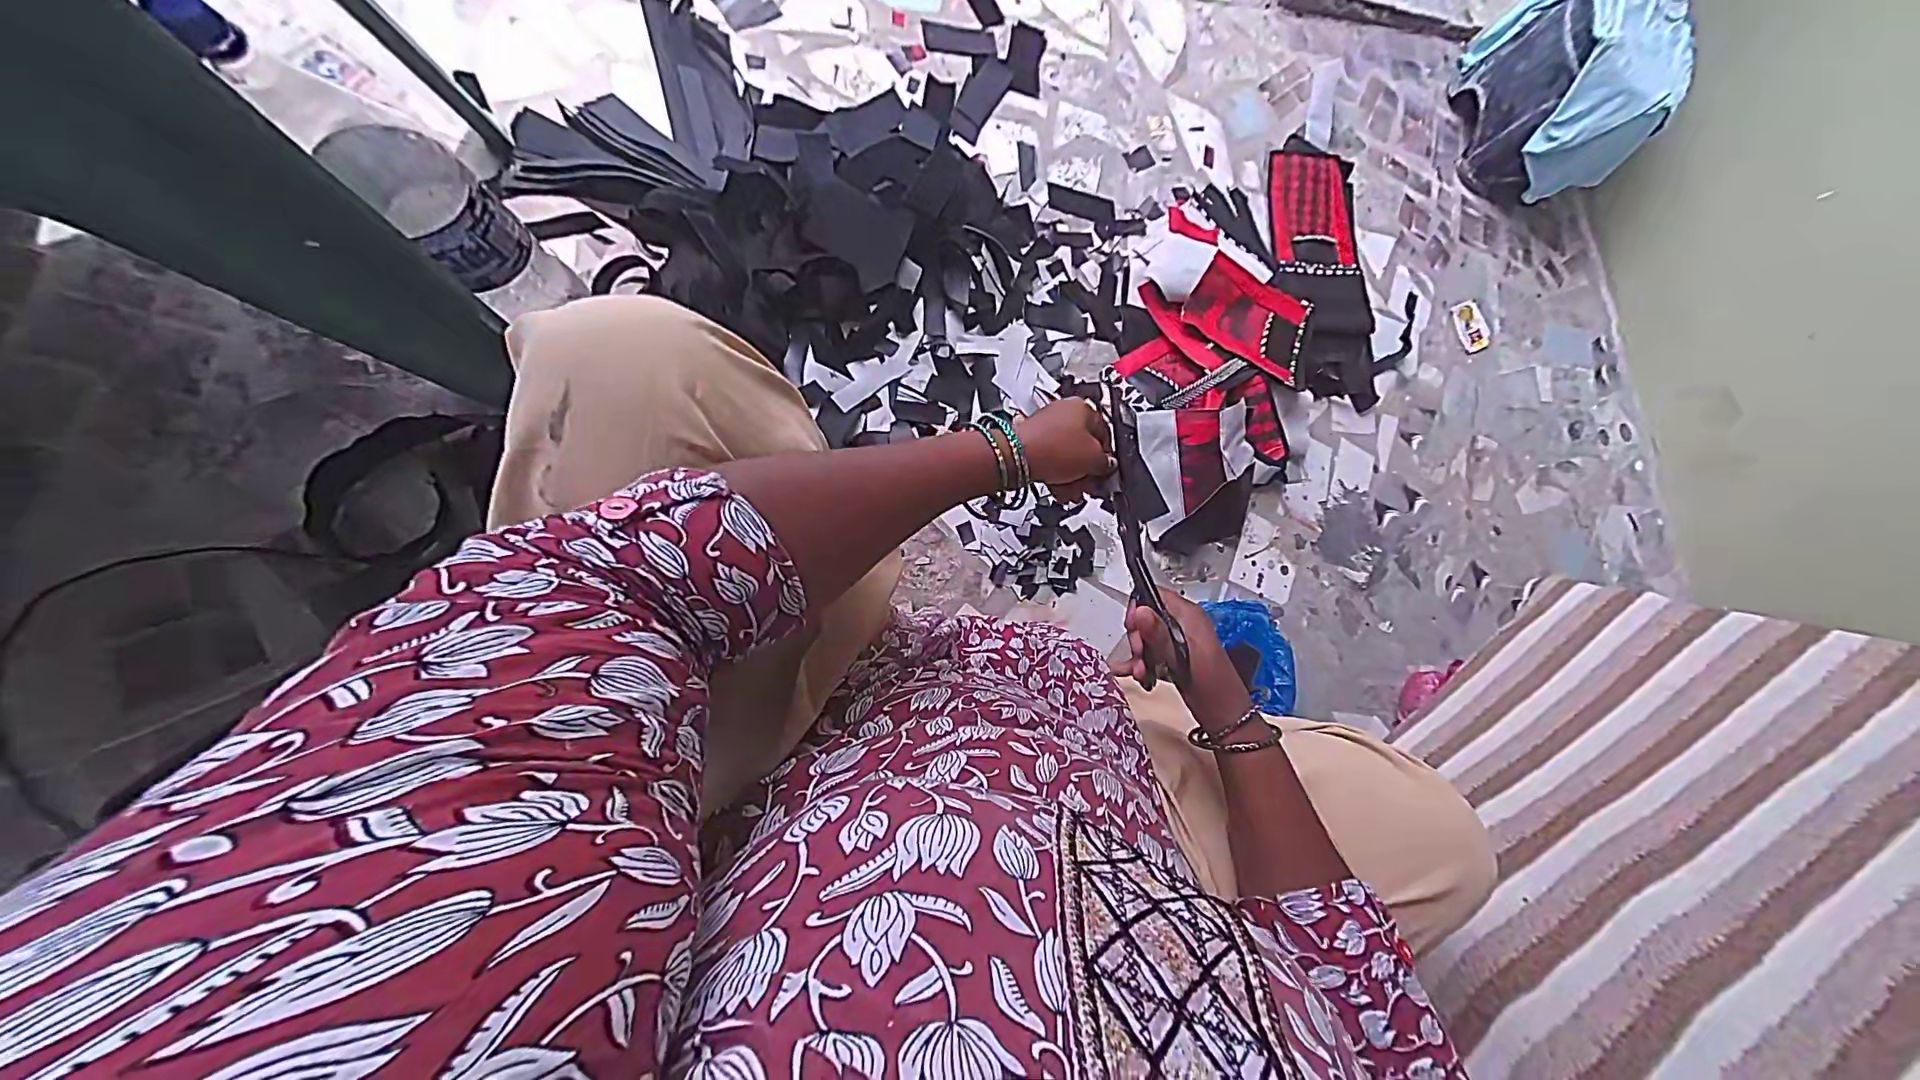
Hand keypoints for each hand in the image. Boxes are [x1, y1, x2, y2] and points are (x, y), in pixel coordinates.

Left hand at [1014, 398, 1113, 501]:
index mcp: (1083, 407)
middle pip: (1084, 445)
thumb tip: (1107, 465)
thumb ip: (1106, 463)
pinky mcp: (1031, 441)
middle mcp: (1063, 412)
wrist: (1017, 457)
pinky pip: (1050, 459)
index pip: (1105, 431)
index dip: (1108, 455)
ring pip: (1066, 455)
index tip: (1107, 470)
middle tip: (1090, 484)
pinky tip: (1059, 489)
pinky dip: (1056, 474)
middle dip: (1088, 469)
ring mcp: (1045, 426)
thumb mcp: (1093, 459)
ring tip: (1073, 491)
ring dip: (1073, 476)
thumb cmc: (1051, 448)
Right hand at [1112, 588, 1254, 733]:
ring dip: (1138, 655)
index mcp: (1190, 617)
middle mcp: (1185, 624)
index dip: (1137, 609)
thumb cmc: (1213, 691)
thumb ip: (1158, 635)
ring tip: (1141, 673)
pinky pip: (1152, 652)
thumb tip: (1139, 611)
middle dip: (1137, 638)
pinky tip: (1139, 676)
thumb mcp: (1181, 662)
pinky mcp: (1176, 656)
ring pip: (1146, 637)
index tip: (1133, 631)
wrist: (1227, 721)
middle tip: (1139, 657)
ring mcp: (1180, 641)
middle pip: (1147, 617)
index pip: (1154, 595)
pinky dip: (1143, 663)